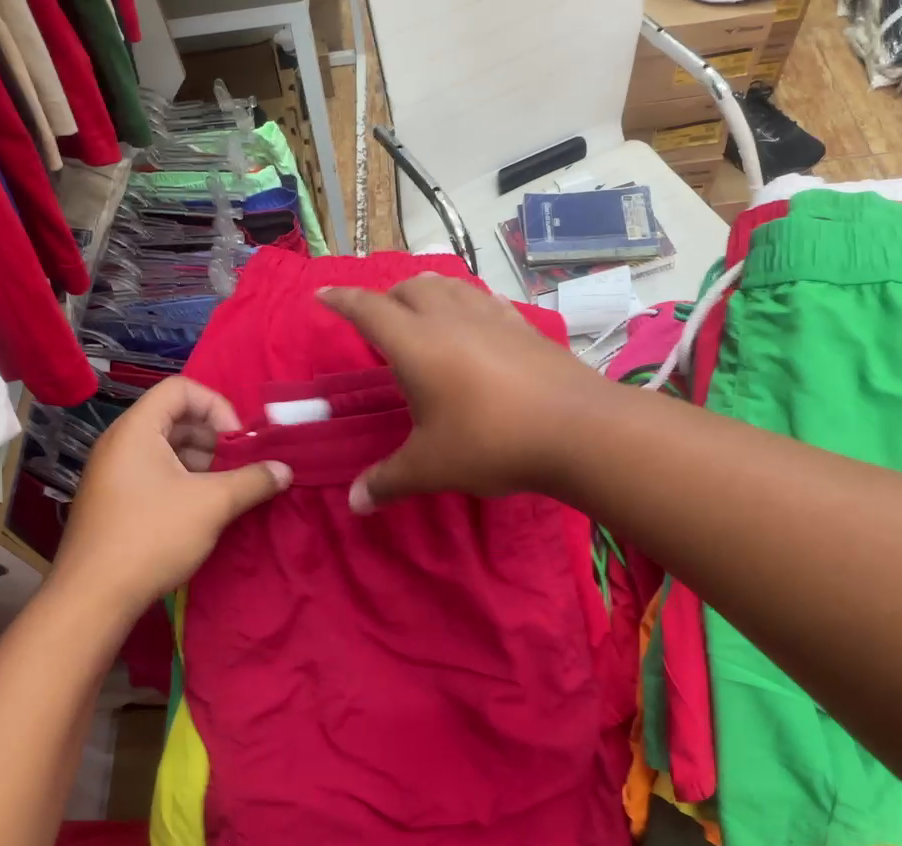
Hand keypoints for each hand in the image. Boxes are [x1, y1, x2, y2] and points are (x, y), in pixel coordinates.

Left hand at [52, 377, 289, 607]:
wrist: (94, 594)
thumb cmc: (152, 536)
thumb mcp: (212, 505)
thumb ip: (252, 481)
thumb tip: (285, 470)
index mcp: (136, 429)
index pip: (181, 389)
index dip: (217, 407)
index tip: (239, 442)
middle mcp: (120, 443)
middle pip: (175, 419)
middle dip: (215, 440)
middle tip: (241, 470)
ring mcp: (114, 473)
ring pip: (168, 451)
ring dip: (203, 465)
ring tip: (227, 494)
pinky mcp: (115, 502)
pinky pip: (155, 476)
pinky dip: (184, 484)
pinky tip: (203, 513)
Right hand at [317, 274, 611, 512]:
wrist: (578, 430)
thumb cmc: (492, 443)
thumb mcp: (431, 468)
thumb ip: (388, 481)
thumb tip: (355, 502)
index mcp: (417, 345)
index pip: (369, 311)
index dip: (342, 300)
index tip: (323, 295)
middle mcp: (451, 319)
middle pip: (409, 289)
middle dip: (385, 298)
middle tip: (377, 320)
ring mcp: (493, 318)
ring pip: (449, 286)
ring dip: (425, 293)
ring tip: (420, 313)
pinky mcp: (525, 328)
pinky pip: (484, 301)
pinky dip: (465, 304)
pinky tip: (473, 325)